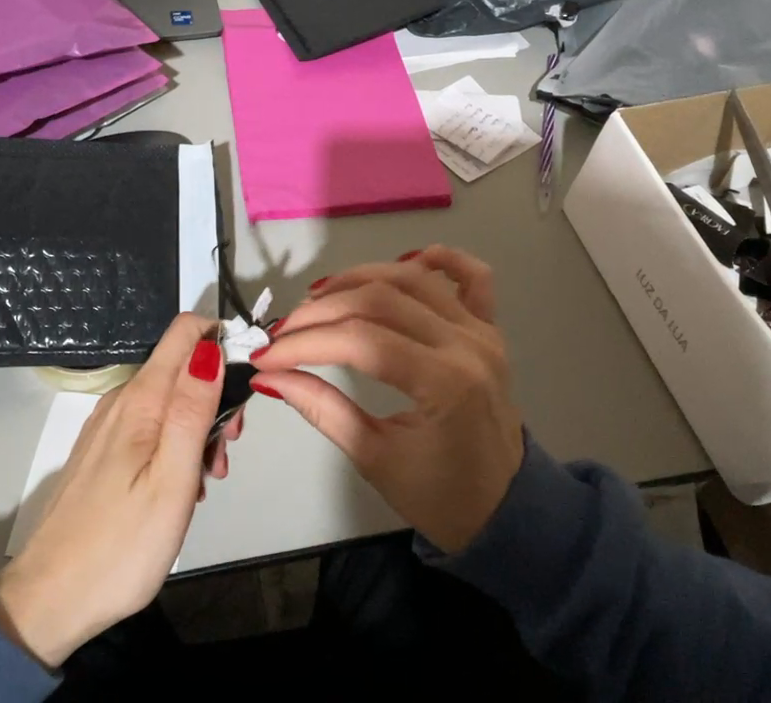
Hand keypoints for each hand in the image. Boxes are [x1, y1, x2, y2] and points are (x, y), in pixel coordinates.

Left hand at [0, 313, 228, 666]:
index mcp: (140, 399)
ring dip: (201, 429)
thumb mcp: (172, 478)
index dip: (223, 343)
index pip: (186, 332)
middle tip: (226, 452)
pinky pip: (152, 427)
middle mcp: (121, 401)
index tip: (246, 387)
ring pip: (171, 400)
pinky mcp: (102, 453)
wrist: (49, 601)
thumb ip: (193, 408)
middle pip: (183, 366)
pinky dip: (177, 446)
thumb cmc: (121, 546)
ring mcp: (108, 427)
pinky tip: (180, 490)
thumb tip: (212, 346)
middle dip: (218, 396)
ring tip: (206, 482)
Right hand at [250, 246, 523, 552]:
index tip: (266, 356)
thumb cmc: (440, 496)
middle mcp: (467, 345)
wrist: (504, 510)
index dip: (307, 343)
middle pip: (383, 300)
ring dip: (362, 278)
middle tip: (284, 331)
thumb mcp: (373, 457)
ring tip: (319, 296)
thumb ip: (321, 408)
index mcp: (445, 384)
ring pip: (415, 279)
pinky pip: (473, 278)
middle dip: (323, 310)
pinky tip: (405, 261)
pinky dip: (442, 260)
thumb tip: (269, 375)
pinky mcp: (490, 329)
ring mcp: (483, 332)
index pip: (362, 341)